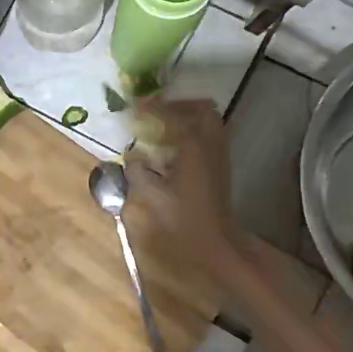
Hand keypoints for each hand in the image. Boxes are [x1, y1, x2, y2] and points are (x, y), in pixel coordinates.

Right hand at [125, 99, 240, 273]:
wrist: (214, 245)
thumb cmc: (181, 219)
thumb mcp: (149, 195)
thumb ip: (137, 171)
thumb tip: (133, 158)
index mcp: (194, 147)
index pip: (174, 115)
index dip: (153, 108)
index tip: (134, 107)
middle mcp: (212, 145)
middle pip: (203, 110)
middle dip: (179, 106)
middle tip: (155, 113)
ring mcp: (219, 157)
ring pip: (209, 124)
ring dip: (187, 120)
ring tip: (161, 129)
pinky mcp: (220, 170)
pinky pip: (209, 139)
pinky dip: (191, 135)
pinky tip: (171, 150)